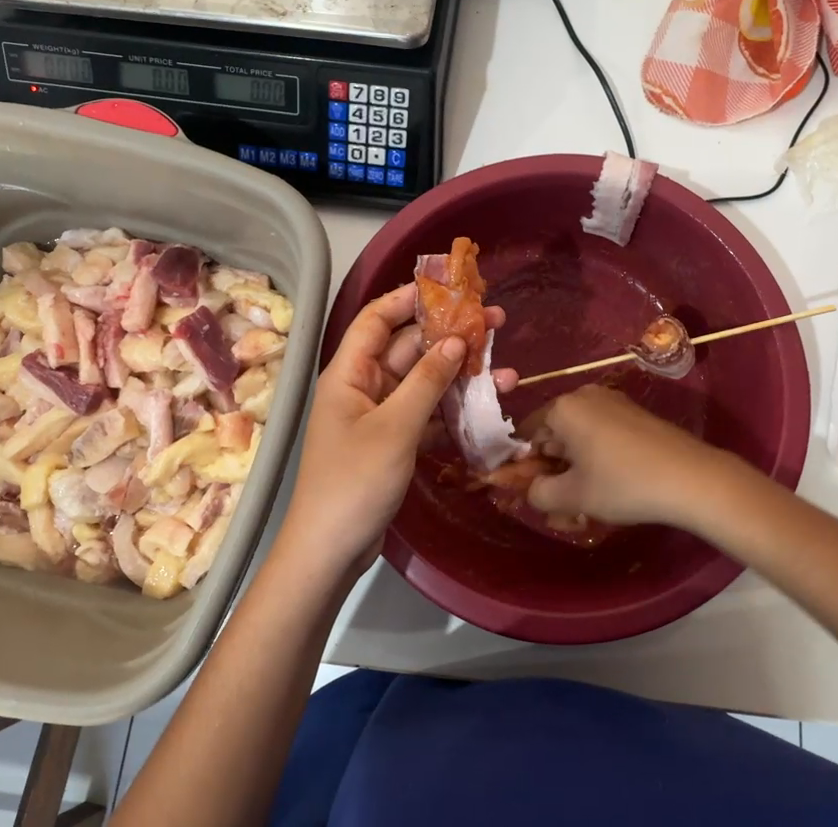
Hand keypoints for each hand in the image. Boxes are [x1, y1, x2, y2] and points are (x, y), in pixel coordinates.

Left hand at [279, 282, 514, 580]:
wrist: (331, 550)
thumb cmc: (355, 481)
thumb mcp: (394, 428)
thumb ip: (427, 381)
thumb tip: (455, 340)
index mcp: (349, 374)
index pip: (377, 320)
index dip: (410, 298)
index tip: (451, 287)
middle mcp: (363, 387)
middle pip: (408, 348)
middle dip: (450, 335)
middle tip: (496, 321)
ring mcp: (380, 416)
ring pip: (424, 382)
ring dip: (461, 375)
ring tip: (506, 366)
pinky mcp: (394, 442)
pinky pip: (428, 413)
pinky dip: (455, 409)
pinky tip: (489, 405)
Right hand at [522, 384, 747, 529]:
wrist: (692, 478)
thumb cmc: (623, 483)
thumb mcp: (573, 496)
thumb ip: (539, 492)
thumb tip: (532, 489)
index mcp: (563, 407)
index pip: (526, 434)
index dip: (523, 465)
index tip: (529, 492)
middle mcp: (585, 396)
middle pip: (554, 434)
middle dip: (551, 470)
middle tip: (557, 506)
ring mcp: (614, 403)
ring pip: (579, 438)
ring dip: (575, 469)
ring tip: (582, 505)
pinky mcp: (636, 415)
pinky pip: (602, 436)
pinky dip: (597, 459)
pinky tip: (608, 488)